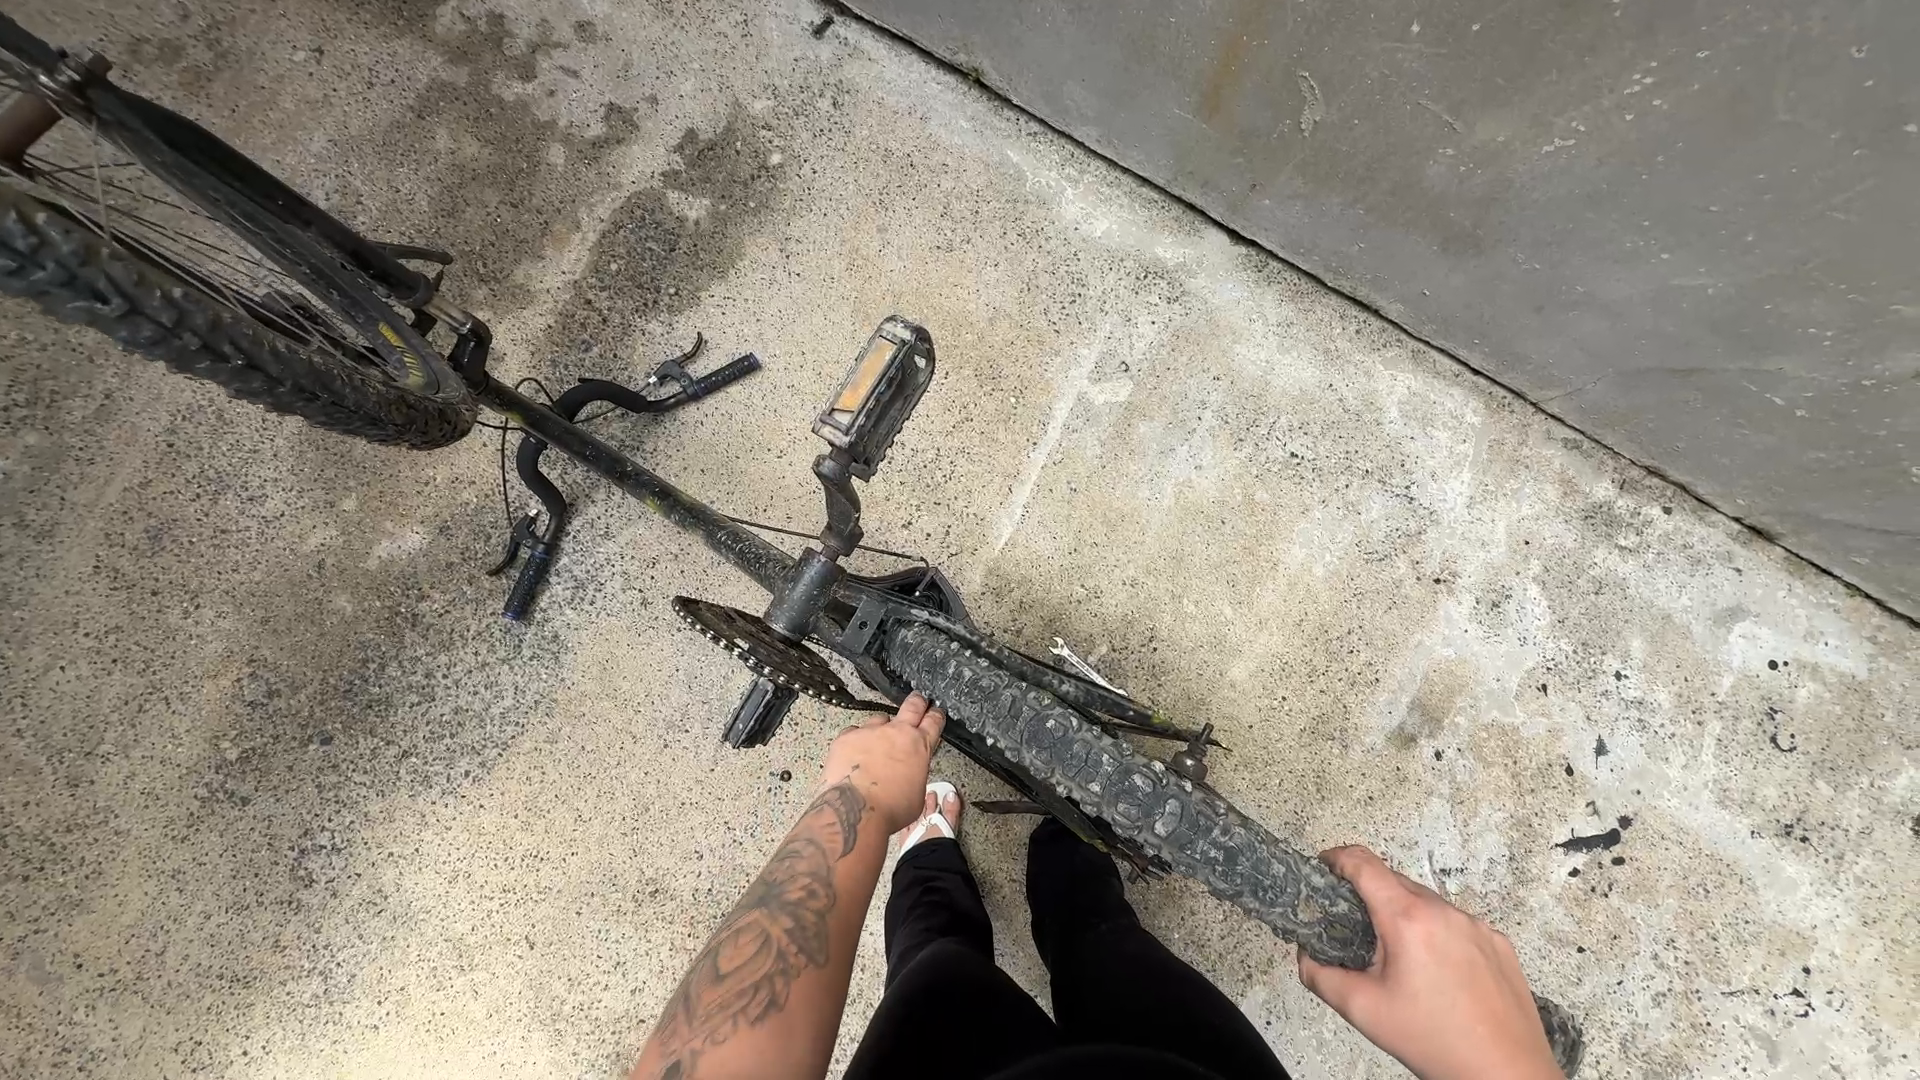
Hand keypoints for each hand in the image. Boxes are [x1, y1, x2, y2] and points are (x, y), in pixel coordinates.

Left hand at [817, 693, 946, 833]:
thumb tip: (908, 774)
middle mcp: (897, 733)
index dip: (936, 714)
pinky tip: (854, 755)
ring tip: (876, 744)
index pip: (934, 722)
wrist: (857, 810)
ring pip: (879, 719)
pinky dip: (856, 741)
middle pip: (912, 706)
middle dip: (917, 701)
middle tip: (919, 699)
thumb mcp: (917, 795)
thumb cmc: (889, 809)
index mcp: (919, 746)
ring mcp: (871, 732)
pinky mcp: (848, 737)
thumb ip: (915, 774)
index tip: (936, 711)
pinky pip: (854, 732)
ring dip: (880, 729)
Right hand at [1298, 846, 1561, 1079]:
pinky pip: (1456, 923)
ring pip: (1426, 902)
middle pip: (1393, 881)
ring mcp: (1477, 926)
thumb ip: (1320, 976)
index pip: (1363, 863)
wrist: (1508, 1079)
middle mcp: (1444, 912)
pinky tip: (1439, 971)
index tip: (1323, 868)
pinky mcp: (1500, 944)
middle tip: (1355, 927)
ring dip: (1404, 914)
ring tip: (1399, 956)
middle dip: (1368, 894)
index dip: (1337, 858)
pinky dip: (1437, 933)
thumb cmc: (1435, 1042)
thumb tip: (1305, 957)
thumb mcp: (1363, 1010)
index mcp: (1408, 919)